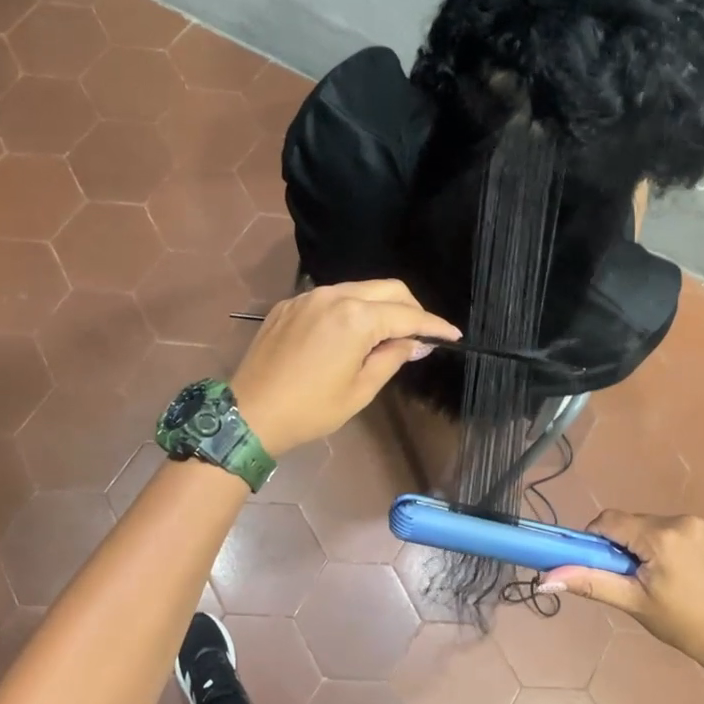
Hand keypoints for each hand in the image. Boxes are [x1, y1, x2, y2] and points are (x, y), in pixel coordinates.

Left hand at [229, 280, 460, 454]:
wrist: (250, 414)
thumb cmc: (310, 410)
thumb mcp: (360, 390)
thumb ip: (391, 358)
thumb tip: (413, 343)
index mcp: (356, 318)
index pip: (407, 315)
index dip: (434, 325)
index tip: (453, 335)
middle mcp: (333, 296)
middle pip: (387, 289)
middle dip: (411, 308)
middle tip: (422, 334)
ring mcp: (307, 297)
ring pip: (358, 289)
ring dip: (380, 306)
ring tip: (389, 335)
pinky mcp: (289, 305)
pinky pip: (330, 298)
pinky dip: (350, 310)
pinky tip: (351, 335)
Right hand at [540, 512, 703, 702]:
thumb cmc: (687, 627)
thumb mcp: (634, 604)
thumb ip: (590, 582)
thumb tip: (544, 577)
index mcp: (662, 536)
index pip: (609, 521)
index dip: (595, 541)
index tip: (600, 568)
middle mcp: (684, 520)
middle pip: (633, 524)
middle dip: (624, 548)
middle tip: (633, 583)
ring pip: (656, 527)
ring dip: (647, 547)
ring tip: (662, 584)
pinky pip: (680, 531)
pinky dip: (671, 548)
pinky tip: (684, 578)